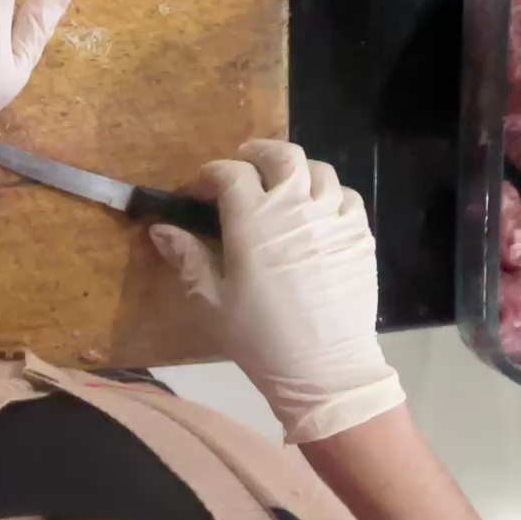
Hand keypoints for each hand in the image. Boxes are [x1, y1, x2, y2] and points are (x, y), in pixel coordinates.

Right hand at [149, 141, 404, 443]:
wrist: (322, 366)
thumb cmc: (256, 334)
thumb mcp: (209, 299)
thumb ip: (186, 257)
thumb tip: (160, 229)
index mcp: (254, 221)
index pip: (231, 174)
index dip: (210, 174)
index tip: (197, 189)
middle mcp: (297, 208)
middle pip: (282, 156)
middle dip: (257, 153)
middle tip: (241, 164)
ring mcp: (335, 218)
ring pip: (319, 171)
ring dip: (293, 170)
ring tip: (278, 186)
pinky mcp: (359, 235)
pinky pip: (345, 197)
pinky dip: (325, 193)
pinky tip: (313, 212)